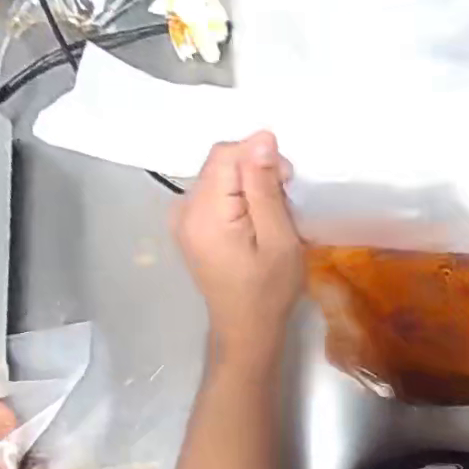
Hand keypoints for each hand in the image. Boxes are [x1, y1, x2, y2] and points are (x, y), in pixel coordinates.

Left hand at [171, 131, 304, 363]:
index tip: (287, 184)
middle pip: (221, 163)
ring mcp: (182, 218)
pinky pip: (214, 195)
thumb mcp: (278, 239)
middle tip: (283, 204)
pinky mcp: (188, 226)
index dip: (261, 157)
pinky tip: (253, 223)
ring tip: (270, 217)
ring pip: (219, 177)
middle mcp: (184, 209)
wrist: (245, 329)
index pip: (227, 154)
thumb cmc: (268, 291)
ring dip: (249, 186)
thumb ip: (265, 188)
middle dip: (255, 172)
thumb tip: (261, 139)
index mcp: (204, 213)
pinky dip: (237, 199)